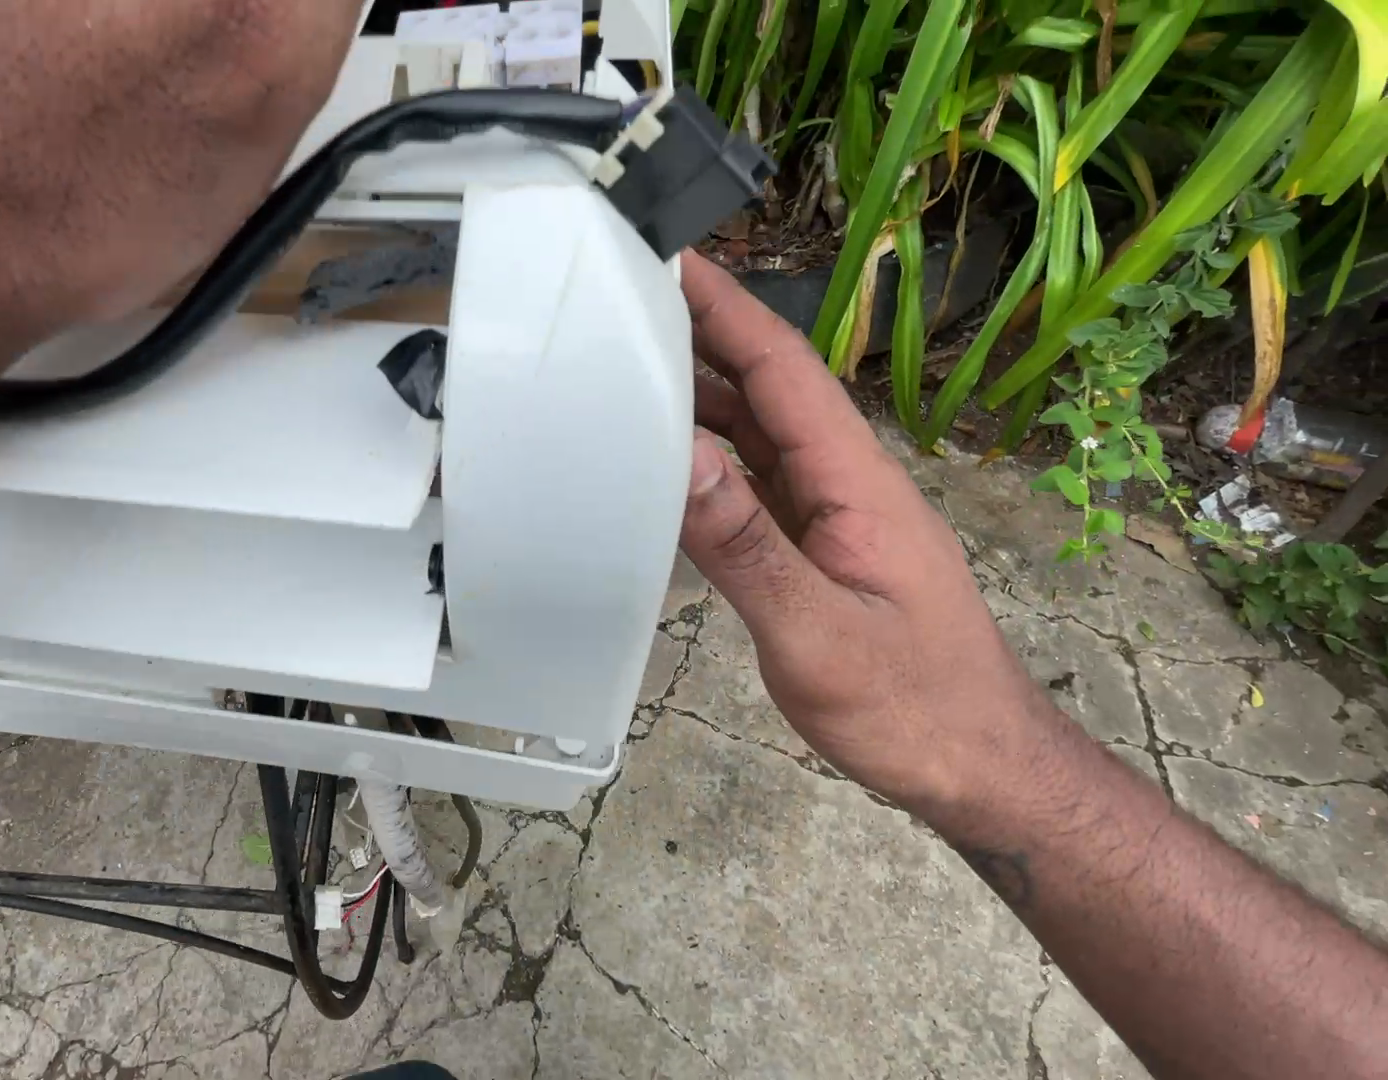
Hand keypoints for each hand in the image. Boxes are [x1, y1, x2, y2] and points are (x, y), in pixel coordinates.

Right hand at [675, 252, 1060, 812]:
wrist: (973, 762)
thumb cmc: (909, 704)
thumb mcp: (818, 632)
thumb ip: (748, 546)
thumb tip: (684, 457)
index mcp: (855, 481)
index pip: (785, 370)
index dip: (729, 311)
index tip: (673, 262)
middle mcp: (843, 480)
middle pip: (767, 388)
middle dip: (704, 336)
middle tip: (628, 303)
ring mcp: (830, 513)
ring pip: (756, 433)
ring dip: (700, 393)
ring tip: (630, 367)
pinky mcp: (815, 544)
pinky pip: (752, 481)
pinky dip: (706, 456)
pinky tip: (665, 459)